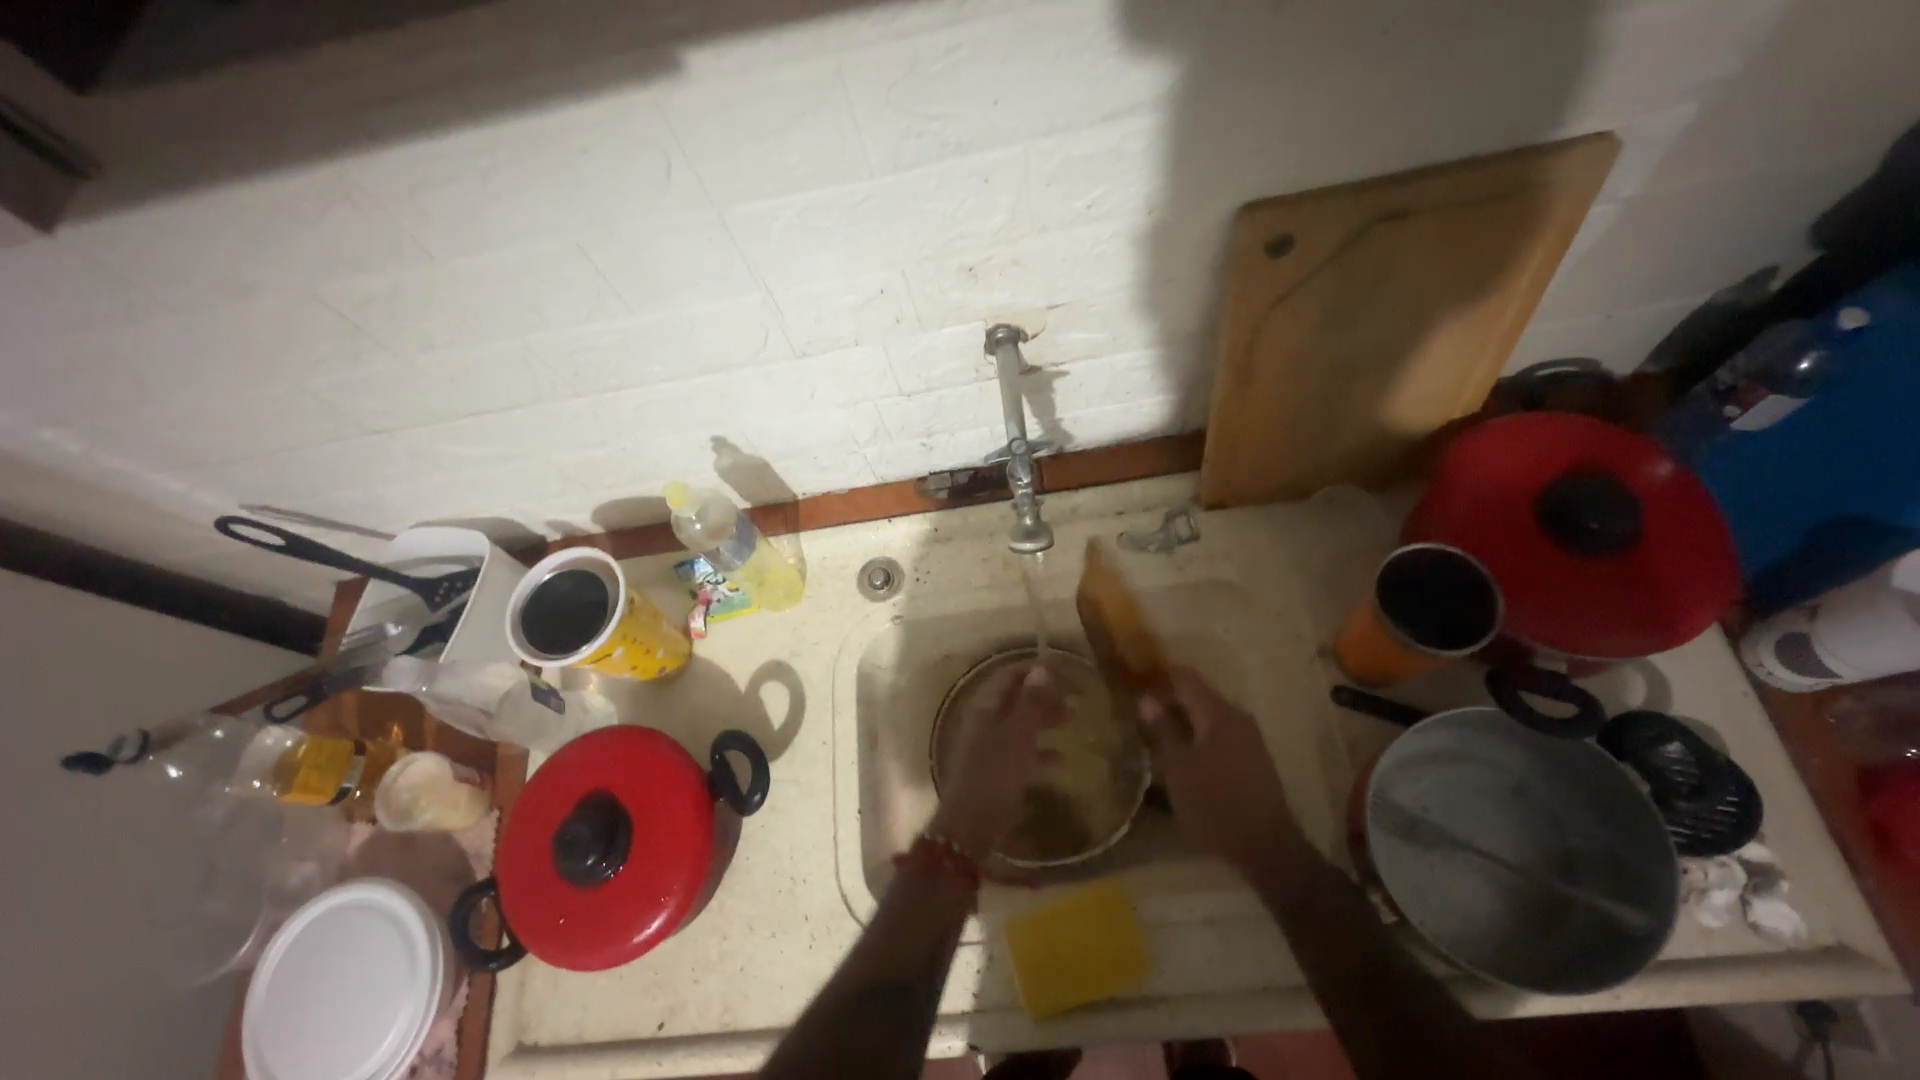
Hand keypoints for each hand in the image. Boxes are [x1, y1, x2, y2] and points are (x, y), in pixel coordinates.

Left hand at [930, 662, 1063, 856]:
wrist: (972, 825)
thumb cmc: (995, 773)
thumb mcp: (1018, 735)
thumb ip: (1031, 703)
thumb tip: (1042, 669)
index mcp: (985, 709)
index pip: (1007, 677)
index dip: (1031, 671)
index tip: (1061, 669)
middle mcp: (985, 724)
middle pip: (1015, 701)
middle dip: (1043, 696)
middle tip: (1073, 697)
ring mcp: (990, 749)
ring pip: (1021, 726)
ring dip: (1045, 721)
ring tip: (1072, 719)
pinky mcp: (998, 773)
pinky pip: (1022, 754)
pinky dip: (1041, 752)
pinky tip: (1062, 759)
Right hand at [1139, 667, 1302, 876]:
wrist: (1266, 845)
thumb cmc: (1214, 803)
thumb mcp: (1178, 768)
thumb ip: (1163, 730)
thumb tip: (1147, 698)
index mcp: (1217, 713)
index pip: (1186, 678)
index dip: (1160, 676)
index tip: (1136, 681)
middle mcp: (1237, 717)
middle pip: (1199, 697)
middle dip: (1170, 702)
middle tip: (1140, 715)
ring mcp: (1249, 738)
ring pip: (1209, 718)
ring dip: (1184, 723)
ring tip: (1157, 738)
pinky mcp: (1254, 759)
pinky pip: (1221, 735)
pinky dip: (1199, 739)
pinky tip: (1184, 758)